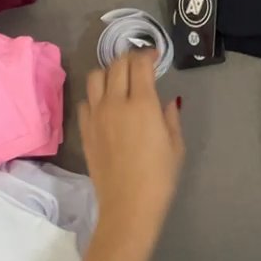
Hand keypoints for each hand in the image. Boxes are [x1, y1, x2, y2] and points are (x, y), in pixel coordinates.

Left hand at [78, 50, 183, 250]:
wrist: (128, 206)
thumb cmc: (159, 177)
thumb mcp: (176, 145)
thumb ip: (170, 117)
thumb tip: (166, 101)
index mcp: (142, 103)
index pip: (140, 63)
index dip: (148, 54)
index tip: (156, 57)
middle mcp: (115, 102)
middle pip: (117, 65)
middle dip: (130, 59)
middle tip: (141, 65)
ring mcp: (96, 115)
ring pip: (96, 77)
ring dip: (109, 72)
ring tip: (120, 80)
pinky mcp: (84, 129)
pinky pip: (85, 101)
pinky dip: (95, 95)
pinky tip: (105, 104)